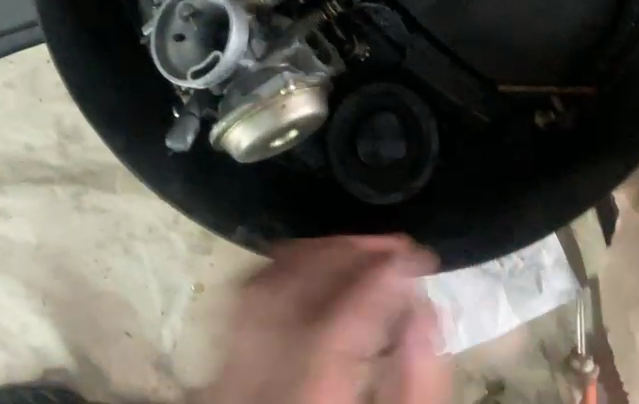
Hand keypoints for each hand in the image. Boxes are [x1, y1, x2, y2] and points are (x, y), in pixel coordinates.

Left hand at [201, 236, 449, 403]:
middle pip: (289, 294)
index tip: (415, 258)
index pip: (339, 324)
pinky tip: (312, 274)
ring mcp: (223, 386)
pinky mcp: (213, 383)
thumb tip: (425, 313)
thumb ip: (417, 388)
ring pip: (257, 291)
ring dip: (312, 257)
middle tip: (393, 248)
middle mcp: (253, 392)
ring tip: (358, 253)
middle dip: (347, 254)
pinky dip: (278, 276)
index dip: (381, 277)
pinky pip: (239, 306)